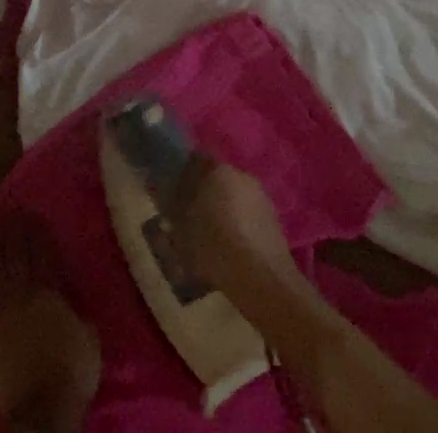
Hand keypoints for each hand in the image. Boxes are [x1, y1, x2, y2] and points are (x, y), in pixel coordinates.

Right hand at [165, 160, 311, 325]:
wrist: (262, 280)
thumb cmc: (214, 245)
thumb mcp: (180, 225)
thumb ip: (170, 203)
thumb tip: (164, 192)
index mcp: (219, 170)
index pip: (195, 157)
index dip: (180, 170)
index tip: (169, 185)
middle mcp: (243, 176)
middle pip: (215, 176)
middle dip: (200, 189)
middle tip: (184, 210)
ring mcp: (262, 198)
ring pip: (232, 195)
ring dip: (218, 206)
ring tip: (204, 231)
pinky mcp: (274, 221)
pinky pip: (246, 213)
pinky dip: (235, 222)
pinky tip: (225, 243)